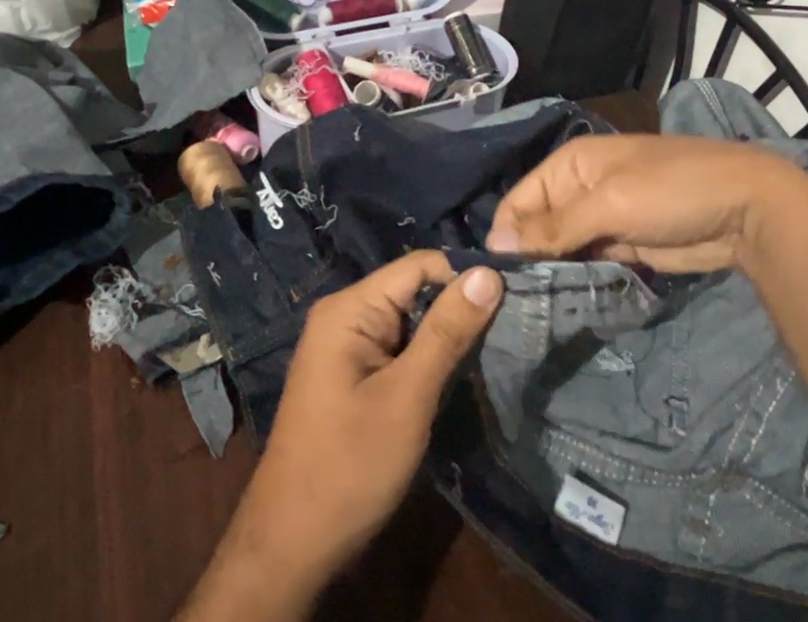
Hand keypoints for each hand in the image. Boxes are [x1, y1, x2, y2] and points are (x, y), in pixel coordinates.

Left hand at [177, 251, 503, 621]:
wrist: (294, 542)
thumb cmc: (350, 466)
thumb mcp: (407, 396)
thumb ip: (447, 332)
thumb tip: (488, 272)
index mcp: (349, 310)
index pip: (421, 265)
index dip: (466, 278)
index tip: (513, 303)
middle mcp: (344, 317)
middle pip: (417, 291)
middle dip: (461, 310)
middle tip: (511, 335)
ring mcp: (347, 349)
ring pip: (413, 323)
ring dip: (448, 339)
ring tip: (495, 357)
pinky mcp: (354, 377)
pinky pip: (401, 351)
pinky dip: (430, 361)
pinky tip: (459, 379)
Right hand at [486, 134, 807, 272]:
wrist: (747, 210)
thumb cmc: (673, 192)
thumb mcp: (609, 203)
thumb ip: (554, 226)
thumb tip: (495, 242)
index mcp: (570, 165)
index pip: (518, 202)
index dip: (504, 236)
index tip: (495, 279)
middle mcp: (579, 190)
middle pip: (535, 228)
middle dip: (525, 258)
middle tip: (510, 300)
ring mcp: (602, 220)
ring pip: (559, 250)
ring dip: (549, 273)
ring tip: (530, 307)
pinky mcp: (623, 247)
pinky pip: (587, 264)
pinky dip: (576, 280)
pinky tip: (560, 302)